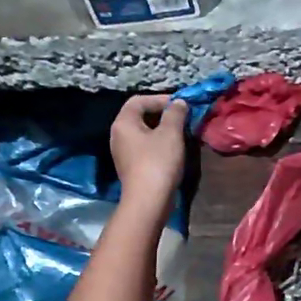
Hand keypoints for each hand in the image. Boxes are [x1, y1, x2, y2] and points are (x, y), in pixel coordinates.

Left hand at [110, 94, 188, 212]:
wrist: (148, 201)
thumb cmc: (158, 162)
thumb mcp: (170, 133)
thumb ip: (175, 113)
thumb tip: (178, 102)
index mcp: (123, 122)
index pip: (139, 100)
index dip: (160, 99)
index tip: (180, 105)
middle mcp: (118, 135)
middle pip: (140, 116)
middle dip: (162, 114)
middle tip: (182, 118)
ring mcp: (123, 153)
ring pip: (144, 133)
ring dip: (162, 130)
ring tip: (181, 133)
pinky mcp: (131, 167)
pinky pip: (145, 148)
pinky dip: (158, 144)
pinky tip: (173, 150)